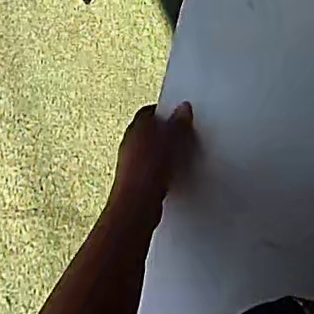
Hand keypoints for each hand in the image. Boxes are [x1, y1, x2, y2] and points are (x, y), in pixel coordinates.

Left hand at [108, 103, 195, 229]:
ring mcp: (131, 163)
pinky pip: (151, 169)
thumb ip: (179, 122)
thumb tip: (183, 110)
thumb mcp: (173, 138)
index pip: (150, 111)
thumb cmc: (147, 170)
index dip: (166, 112)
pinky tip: (172, 176)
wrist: (137, 203)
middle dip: (166, 133)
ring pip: (150, 151)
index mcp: (136, 126)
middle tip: (183, 135)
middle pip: (150, 131)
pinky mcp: (136, 181)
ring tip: (180, 157)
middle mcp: (129, 142)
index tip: (180, 114)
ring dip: (164, 153)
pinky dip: (161, 170)